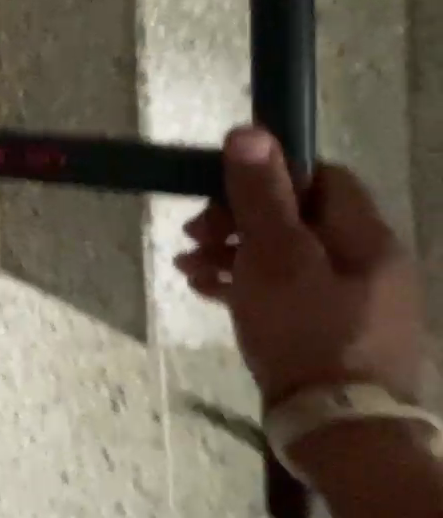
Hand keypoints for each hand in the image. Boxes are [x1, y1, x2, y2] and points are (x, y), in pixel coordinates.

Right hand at [177, 127, 423, 406]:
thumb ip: (261, 193)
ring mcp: (348, 296)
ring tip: (187, 265)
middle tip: (193, 231)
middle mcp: (365, 262)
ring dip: (227, 248)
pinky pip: (278, 285)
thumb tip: (250, 130)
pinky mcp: (326, 324)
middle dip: (234, 216)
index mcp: (364, 239)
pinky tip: (204, 288)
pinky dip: (239, 279)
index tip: (221, 189)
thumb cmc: (305, 326)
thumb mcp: (274, 253)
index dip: (269, 174)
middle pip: (292, 215)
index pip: (322, 178)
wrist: (337, 421)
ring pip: (278, 250)